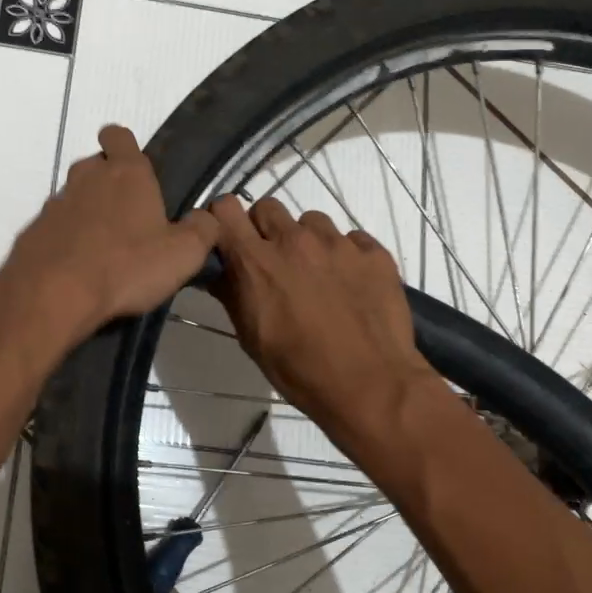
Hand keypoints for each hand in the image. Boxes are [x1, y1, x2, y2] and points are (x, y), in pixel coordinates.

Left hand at [0, 125, 219, 346]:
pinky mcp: (34, 231)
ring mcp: (55, 203)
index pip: (119, 136)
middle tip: (128, 217)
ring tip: (104, 248)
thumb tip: (208, 217)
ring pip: (75, 197)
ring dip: (87, 213)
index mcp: (126, 173)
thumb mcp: (183, 254)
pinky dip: (67, 239)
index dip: (124, 146)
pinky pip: (55, 227)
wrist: (54, 294)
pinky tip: (78, 267)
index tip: (134, 168)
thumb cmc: (126, 266)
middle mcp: (87, 178)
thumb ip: (202, 230)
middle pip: (95, 166)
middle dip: (108, 183)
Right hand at [210, 196, 438, 439]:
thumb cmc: (299, 369)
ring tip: (317, 276)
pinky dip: (345, 255)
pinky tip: (349, 286)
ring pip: (311, 221)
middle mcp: (295, 241)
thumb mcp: (251, 338)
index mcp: (256, 262)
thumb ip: (232, 294)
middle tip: (273, 262)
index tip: (229, 239)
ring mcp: (338, 243)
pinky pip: (351, 239)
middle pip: (268, 207)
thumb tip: (217, 272)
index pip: (224, 208)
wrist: (370, 385)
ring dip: (306, 241)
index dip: (224, 220)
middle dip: (265, 229)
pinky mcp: (374, 252)